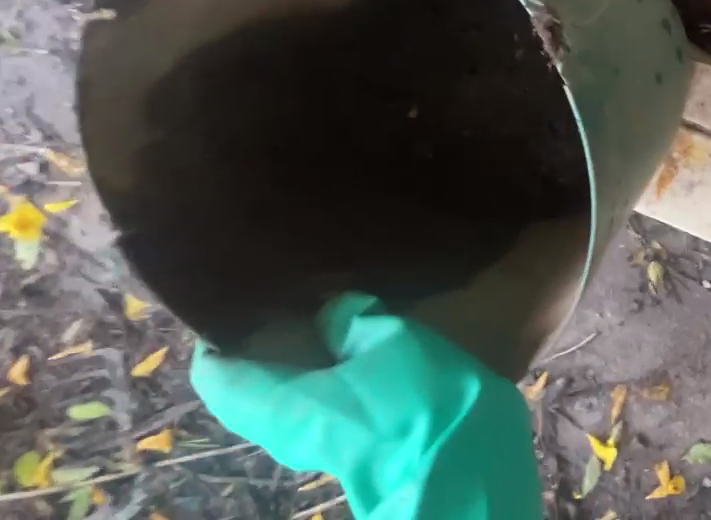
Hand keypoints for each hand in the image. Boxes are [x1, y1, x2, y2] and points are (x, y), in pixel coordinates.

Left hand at [191, 293, 541, 519]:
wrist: (454, 456)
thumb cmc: (412, 392)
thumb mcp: (389, 337)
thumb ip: (350, 318)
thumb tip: (330, 309)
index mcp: (272, 400)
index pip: (214, 369)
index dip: (225, 331)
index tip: (257, 296)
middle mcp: (272, 428)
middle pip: (242, 383)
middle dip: (263, 342)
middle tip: (298, 301)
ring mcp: (303, 443)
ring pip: (275, 396)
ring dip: (291, 360)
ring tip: (328, 320)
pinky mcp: (335, 446)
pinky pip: (303, 405)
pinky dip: (313, 376)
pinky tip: (352, 353)